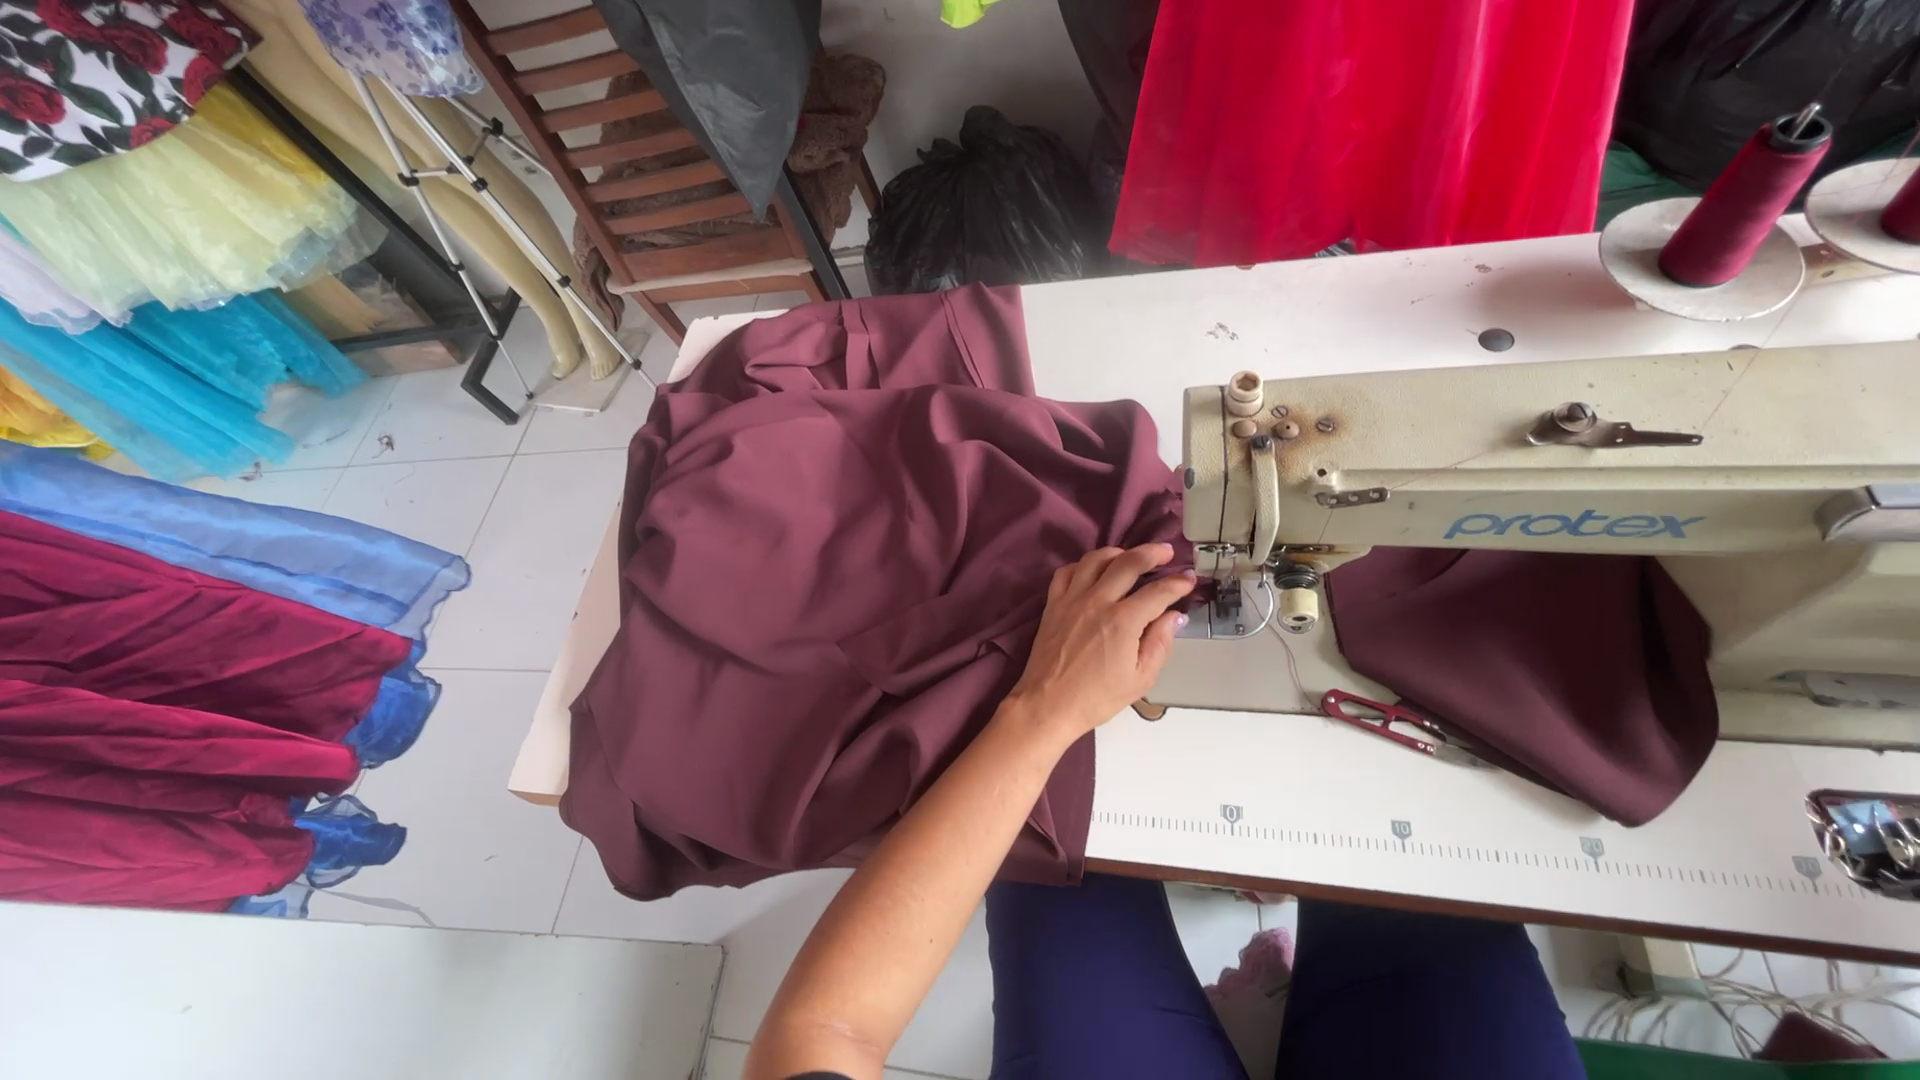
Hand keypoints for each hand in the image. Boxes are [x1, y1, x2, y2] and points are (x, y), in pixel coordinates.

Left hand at [1001, 544, 1195, 741]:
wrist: (1048, 704)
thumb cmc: (1097, 697)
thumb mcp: (1140, 679)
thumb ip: (1160, 643)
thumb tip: (1174, 616)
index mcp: (1123, 621)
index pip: (1158, 592)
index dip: (1178, 583)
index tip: (1188, 579)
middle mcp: (1098, 601)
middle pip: (1129, 562)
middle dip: (1152, 553)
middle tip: (1166, 552)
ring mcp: (1072, 599)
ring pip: (1096, 559)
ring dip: (1117, 552)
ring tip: (1130, 556)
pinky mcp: (1053, 604)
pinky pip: (1067, 572)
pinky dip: (1083, 565)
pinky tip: (1093, 571)